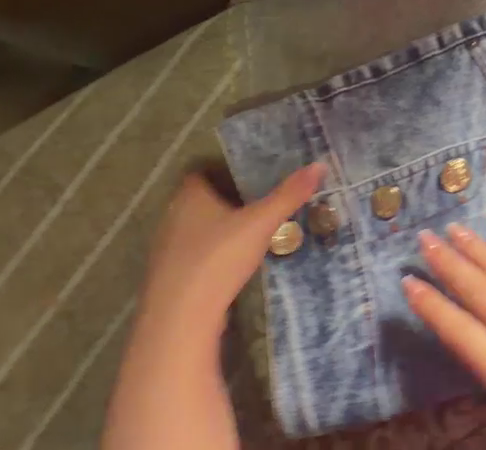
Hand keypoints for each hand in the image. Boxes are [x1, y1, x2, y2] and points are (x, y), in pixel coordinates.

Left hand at [103, 164, 324, 449]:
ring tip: (249, 235)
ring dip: (217, 231)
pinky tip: (230, 266)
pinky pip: (192, 256)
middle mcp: (171, 217)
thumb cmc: (218, 259)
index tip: (250, 178)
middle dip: (224, 202)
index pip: (200, 172)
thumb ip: (289, 195)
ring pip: (194, 230)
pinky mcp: (168, 280)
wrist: (180, 321)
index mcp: (188, 196)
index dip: (223, 172)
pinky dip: (210, 256)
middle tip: (258, 204)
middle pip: (198, 201)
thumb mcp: (261, 223)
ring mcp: (166, 251)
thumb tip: (319, 165)